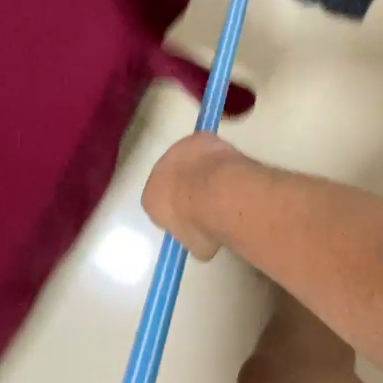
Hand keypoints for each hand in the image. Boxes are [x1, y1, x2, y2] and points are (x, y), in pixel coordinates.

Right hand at [141, 134, 240, 261]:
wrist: (218, 194)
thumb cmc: (202, 225)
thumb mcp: (197, 245)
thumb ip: (195, 241)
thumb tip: (204, 243)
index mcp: (151, 200)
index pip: (159, 207)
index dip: (178, 214)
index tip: (194, 222)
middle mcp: (158, 172)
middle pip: (171, 180)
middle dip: (187, 189)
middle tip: (208, 203)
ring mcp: (178, 151)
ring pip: (188, 162)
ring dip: (201, 171)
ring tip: (223, 185)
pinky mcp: (199, 137)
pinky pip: (206, 148)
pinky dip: (216, 156)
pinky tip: (230, 168)